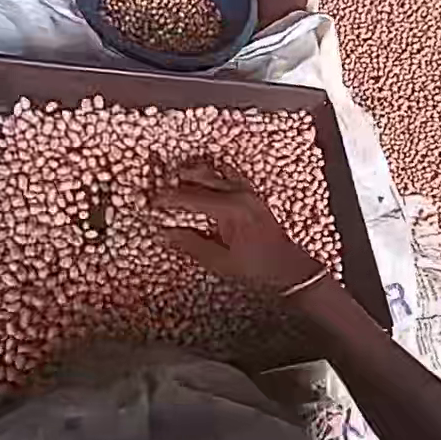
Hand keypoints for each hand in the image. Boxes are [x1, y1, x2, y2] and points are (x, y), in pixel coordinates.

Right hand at [152, 159, 323, 290]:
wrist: (288, 266)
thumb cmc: (257, 266)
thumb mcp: (220, 261)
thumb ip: (192, 244)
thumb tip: (167, 233)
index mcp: (231, 209)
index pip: (191, 198)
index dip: (168, 199)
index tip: (153, 202)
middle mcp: (240, 194)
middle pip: (201, 178)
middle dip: (177, 182)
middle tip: (159, 189)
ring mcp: (248, 192)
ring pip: (215, 173)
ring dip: (195, 174)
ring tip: (176, 179)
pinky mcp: (253, 194)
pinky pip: (229, 175)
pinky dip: (214, 175)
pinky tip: (204, 180)